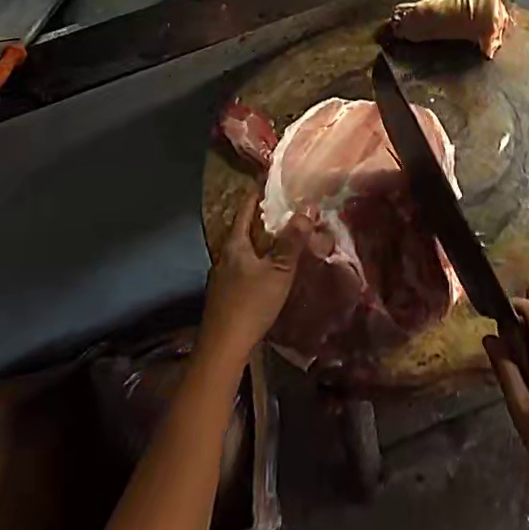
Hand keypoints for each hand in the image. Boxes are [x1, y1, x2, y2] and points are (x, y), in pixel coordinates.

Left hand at [200, 194, 311, 360]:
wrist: (224, 347)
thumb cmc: (251, 303)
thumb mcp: (279, 271)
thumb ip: (292, 242)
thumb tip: (305, 211)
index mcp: (234, 246)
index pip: (244, 212)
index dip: (256, 196)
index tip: (268, 183)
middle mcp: (225, 257)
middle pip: (243, 231)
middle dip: (261, 219)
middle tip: (284, 208)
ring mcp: (223, 277)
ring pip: (244, 250)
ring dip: (260, 241)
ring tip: (282, 236)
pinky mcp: (226, 294)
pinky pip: (244, 267)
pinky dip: (258, 259)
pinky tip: (270, 268)